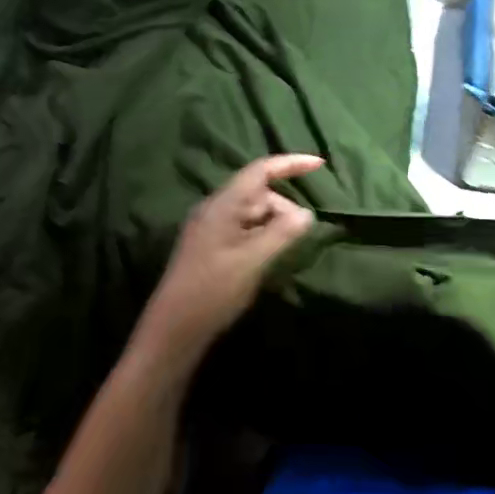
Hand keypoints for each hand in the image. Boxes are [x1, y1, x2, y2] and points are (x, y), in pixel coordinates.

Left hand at [134, 154, 323, 363]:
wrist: (174, 329)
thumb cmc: (212, 290)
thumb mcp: (252, 260)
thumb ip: (281, 233)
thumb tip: (307, 213)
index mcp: (221, 205)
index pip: (259, 171)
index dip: (290, 164)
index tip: (320, 164)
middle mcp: (214, 210)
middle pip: (258, 194)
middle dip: (284, 207)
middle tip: (302, 233)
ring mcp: (211, 229)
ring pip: (252, 214)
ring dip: (274, 224)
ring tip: (287, 248)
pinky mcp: (211, 248)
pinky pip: (244, 230)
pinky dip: (262, 236)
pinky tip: (271, 256)